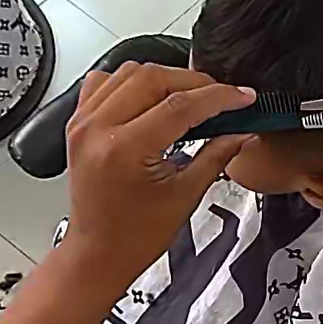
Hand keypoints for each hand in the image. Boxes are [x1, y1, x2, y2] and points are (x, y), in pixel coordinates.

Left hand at [51, 62, 253, 292]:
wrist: (100, 251)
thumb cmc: (136, 234)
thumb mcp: (186, 194)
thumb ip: (217, 155)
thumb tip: (242, 133)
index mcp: (125, 149)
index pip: (181, 105)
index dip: (219, 97)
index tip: (243, 96)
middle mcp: (98, 129)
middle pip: (154, 78)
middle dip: (196, 82)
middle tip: (223, 96)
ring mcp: (84, 123)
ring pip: (130, 72)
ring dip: (167, 78)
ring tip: (193, 96)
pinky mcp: (79, 123)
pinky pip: (105, 82)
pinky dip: (133, 81)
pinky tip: (153, 97)